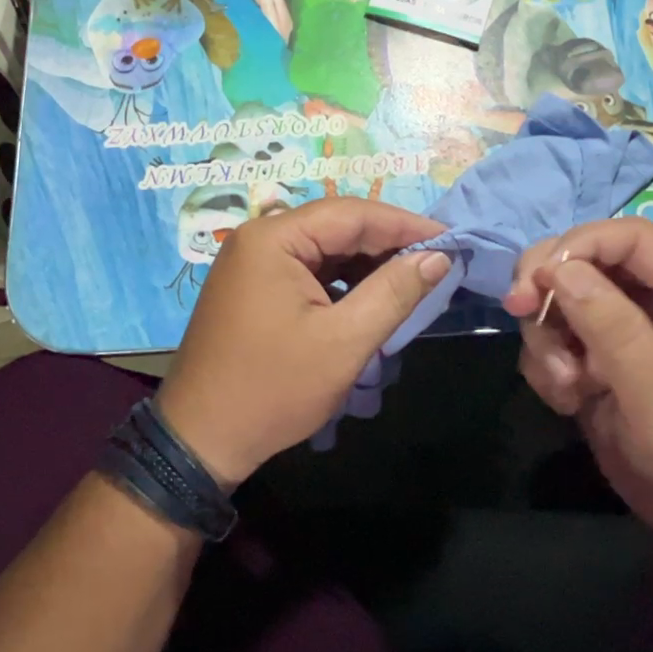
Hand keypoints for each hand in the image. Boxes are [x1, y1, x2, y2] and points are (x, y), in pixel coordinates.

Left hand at [156, 198, 449, 487]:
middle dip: (387, 243)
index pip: (352, 213)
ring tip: (412, 281)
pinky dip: (340, 280)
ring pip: (322, 248)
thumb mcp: (344, 341)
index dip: (404, 223)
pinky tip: (370, 297)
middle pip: (335, 226)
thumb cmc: (274, 388)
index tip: (451, 238)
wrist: (201, 438)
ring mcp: (250, 261)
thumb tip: (438, 255)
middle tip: (438, 262)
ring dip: (366, 263)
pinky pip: (305, 269)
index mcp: (273, 238)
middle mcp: (258, 237)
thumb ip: (394, 291)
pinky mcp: (251, 286)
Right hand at [501, 219, 652, 557]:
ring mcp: (624, 339)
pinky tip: (566, 403)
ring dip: (546, 338)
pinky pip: (555, 345)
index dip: (582, 244)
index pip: (633, 239)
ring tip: (564, 388)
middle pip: (587, 263)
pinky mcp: (599, 370)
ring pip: (561, 304)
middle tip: (519, 308)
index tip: (539, 277)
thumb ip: (612, 326)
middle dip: (548, 284)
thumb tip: (558, 269)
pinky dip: (547, 367)